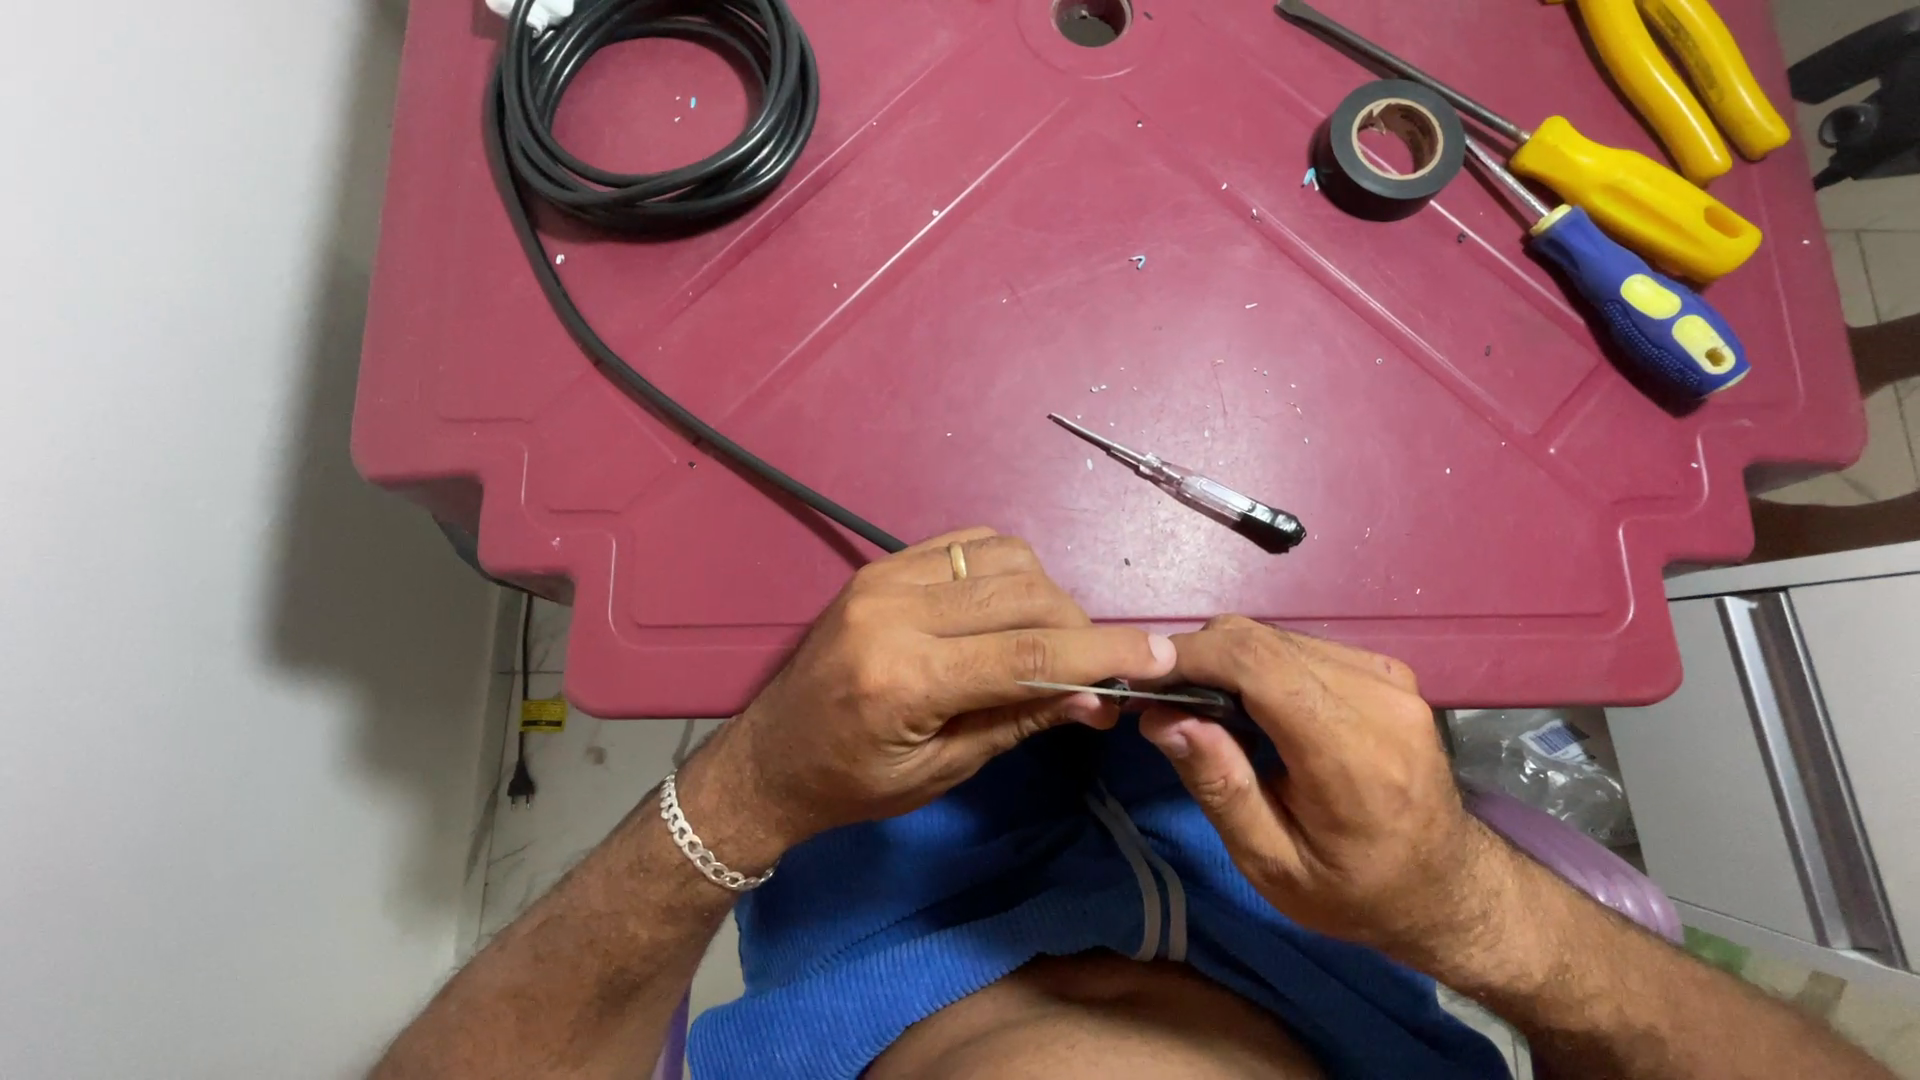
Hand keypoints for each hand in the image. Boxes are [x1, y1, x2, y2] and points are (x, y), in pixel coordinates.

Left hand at [696, 528, 1176, 851]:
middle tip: (1097, 665)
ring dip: (1045, 593)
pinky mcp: (880, 565)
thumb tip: (1099, 697)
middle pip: (1024, 593)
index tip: (1160, 656)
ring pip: (1003, 557)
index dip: (1104, 652)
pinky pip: (965, 545)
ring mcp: (883, 578)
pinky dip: (1005, 568)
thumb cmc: (851, 785)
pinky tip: (1008, 604)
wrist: (769, 758)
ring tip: (1049, 638)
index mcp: (905, 677)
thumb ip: (1020, 720)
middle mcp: (894, 610)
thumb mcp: (941, 771)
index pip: (1029, 651)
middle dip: (1079, 626)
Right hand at [1137, 616, 1507, 959]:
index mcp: (1353, 754)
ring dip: (1224, 662)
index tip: (1142, 682)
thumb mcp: (1273, 865)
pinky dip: (1256, 664)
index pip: (1256, 664)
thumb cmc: (1356, 891)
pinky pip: (1296, 644)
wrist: (1448, 889)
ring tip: (1206, 711)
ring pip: (1272, 635)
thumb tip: (1162, 717)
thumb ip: (1220, 787)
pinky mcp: (1385, 669)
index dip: (1189, 658)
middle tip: (1164, 704)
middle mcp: (1377, 697)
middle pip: (1258, 640)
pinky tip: (1250, 706)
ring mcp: (1388, 676)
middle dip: (1197, 660)